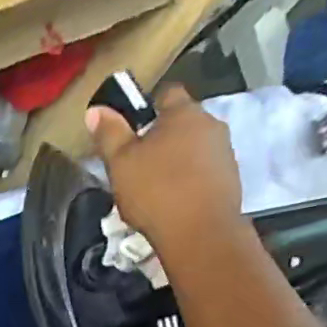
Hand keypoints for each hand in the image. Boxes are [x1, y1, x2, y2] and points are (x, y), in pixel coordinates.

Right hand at [87, 83, 248, 259]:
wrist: (200, 233)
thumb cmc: (155, 191)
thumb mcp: (121, 163)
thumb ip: (109, 134)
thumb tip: (95, 110)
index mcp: (183, 112)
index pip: (166, 93)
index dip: (147, 107)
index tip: (132, 130)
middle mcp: (210, 123)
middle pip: (182, 123)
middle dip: (163, 138)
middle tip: (140, 164)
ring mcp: (225, 151)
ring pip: (195, 148)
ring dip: (178, 161)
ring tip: (157, 188)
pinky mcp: (231, 178)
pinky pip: (205, 171)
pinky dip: (191, 180)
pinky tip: (175, 202)